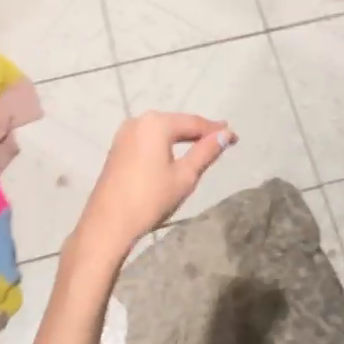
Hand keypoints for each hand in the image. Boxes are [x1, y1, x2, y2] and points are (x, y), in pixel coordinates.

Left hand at [72, 112, 234, 258]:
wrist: (108, 223)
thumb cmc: (150, 198)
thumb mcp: (184, 176)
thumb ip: (205, 152)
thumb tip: (225, 134)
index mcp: (156, 123)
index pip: (193, 122)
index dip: (215, 130)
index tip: (235, 138)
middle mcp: (139, 120)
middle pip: (176, 123)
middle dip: (198, 131)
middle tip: (222, 139)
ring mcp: (125, 133)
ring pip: (161, 130)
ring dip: (181, 136)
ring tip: (203, 144)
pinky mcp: (118, 147)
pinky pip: (148, 138)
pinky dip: (164, 143)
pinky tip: (174, 152)